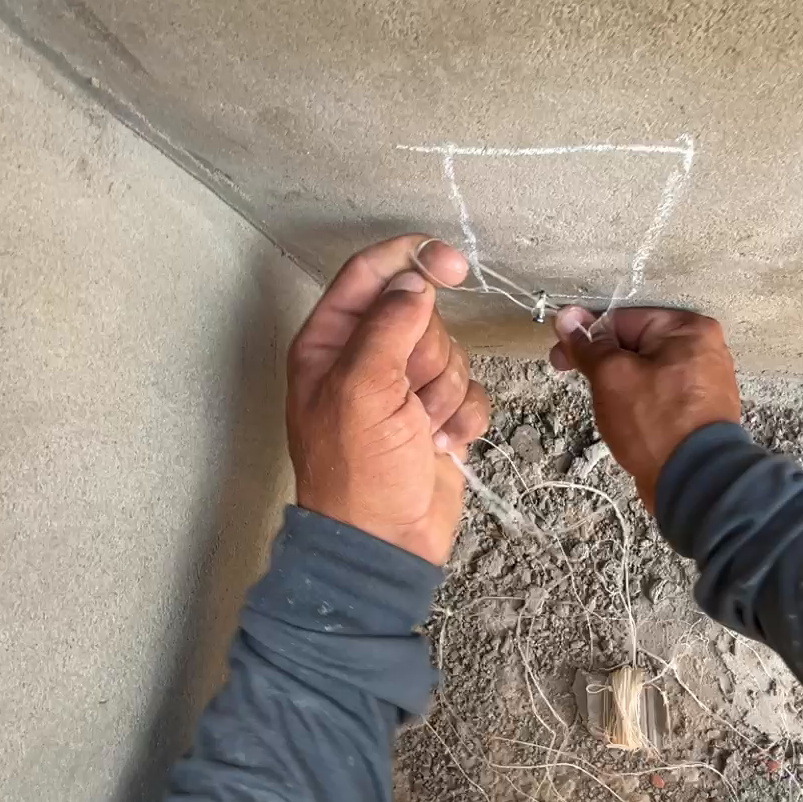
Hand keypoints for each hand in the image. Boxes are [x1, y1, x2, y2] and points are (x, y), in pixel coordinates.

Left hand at [287, 236, 491, 564]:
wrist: (385, 541)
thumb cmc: (356, 473)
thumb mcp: (361, 390)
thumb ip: (388, 325)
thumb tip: (414, 281)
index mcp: (332, 344)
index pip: (371, 275)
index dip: (411, 260)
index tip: (451, 264)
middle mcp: (368, 359)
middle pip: (422, 316)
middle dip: (428, 357)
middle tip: (407, 398)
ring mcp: (405, 389)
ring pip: (452, 354)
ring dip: (444, 394)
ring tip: (419, 430)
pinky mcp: (438, 415)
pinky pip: (470, 392)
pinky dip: (462, 419)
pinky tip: (440, 445)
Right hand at [549, 306, 740, 513]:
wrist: (694, 481)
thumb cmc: (654, 422)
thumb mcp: (611, 376)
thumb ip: (589, 346)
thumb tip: (566, 317)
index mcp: (687, 328)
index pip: (622, 320)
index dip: (585, 337)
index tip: (560, 357)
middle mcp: (702, 349)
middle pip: (634, 344)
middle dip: (601, 363)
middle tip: (575, 381)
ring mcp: (702, 382)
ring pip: (644, 372)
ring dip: (618, 385)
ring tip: (606, 408)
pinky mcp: (696, 411)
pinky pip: (657, 395)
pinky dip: (636, 403)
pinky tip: (625, 420)